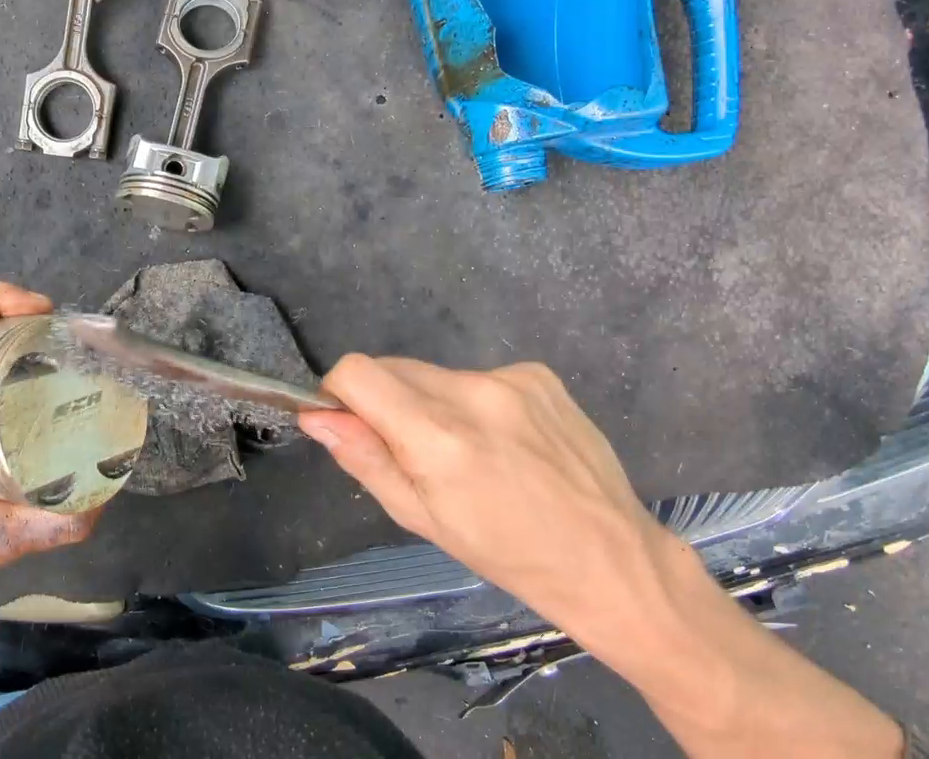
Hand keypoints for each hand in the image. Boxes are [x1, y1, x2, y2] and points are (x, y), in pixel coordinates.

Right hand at [299, 356, 905, 758]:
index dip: (340, 393)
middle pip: (390, 367)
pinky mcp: (539, 376)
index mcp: (439, 436)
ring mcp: (511, 380)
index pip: (356, 371)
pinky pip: (475, 376)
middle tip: (414, 450)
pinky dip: (471, 401)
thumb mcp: (419, 518)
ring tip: (468, 449)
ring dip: (428, 401)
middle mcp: (473, 394)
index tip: (351, 424)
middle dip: (384, 400)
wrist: (612, 560)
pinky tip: (503, 440)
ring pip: (432, 373)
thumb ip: (363, 457)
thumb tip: (315, 416)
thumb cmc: (505, 553)